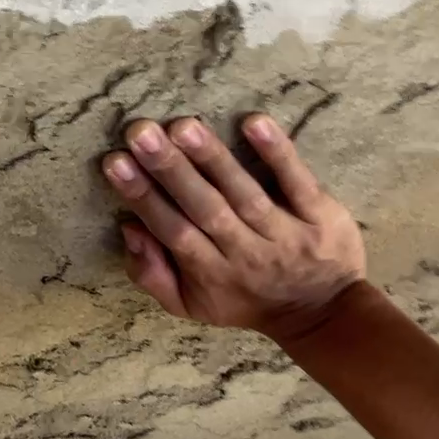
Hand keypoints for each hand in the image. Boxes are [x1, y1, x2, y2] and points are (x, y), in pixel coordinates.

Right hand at [102, 113, 365, 341]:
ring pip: (243, 192)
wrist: (323, 317)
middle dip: (169, 169)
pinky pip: (298, 182)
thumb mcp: (188, 304)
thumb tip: (129, 227)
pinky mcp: (321, 215)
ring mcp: (285, 233)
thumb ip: (150, 273)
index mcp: (209, 271)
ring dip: (212, 157)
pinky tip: (254, 122)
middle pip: (203, 207)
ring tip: (182, 125)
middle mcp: (245, 251)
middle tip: (139, 132)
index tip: (114, 161)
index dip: (142, 196)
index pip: (171, 230)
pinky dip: (278, 152)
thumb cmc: (241, 299)